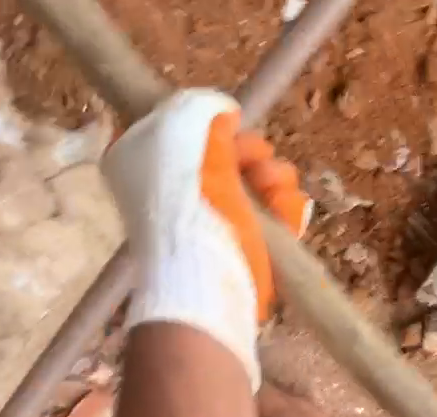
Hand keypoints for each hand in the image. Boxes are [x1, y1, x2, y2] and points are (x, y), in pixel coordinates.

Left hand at [103, 89, 311, 390]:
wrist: (210, 284)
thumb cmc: (190, 212)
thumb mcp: (185, 142)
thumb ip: (201, 113)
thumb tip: (223, 112)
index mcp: (144, 161)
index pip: (182, 126)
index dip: (212, 125)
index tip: (232, 130)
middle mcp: (178, 189)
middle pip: (227, 155)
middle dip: (253, 156)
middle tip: (261, 165)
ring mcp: (216, 220)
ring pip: (257, 184)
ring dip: (277, 181)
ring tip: (278, 194)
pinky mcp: (249, 247)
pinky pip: (276, 216)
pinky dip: (288, 210)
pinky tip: (292, 212)